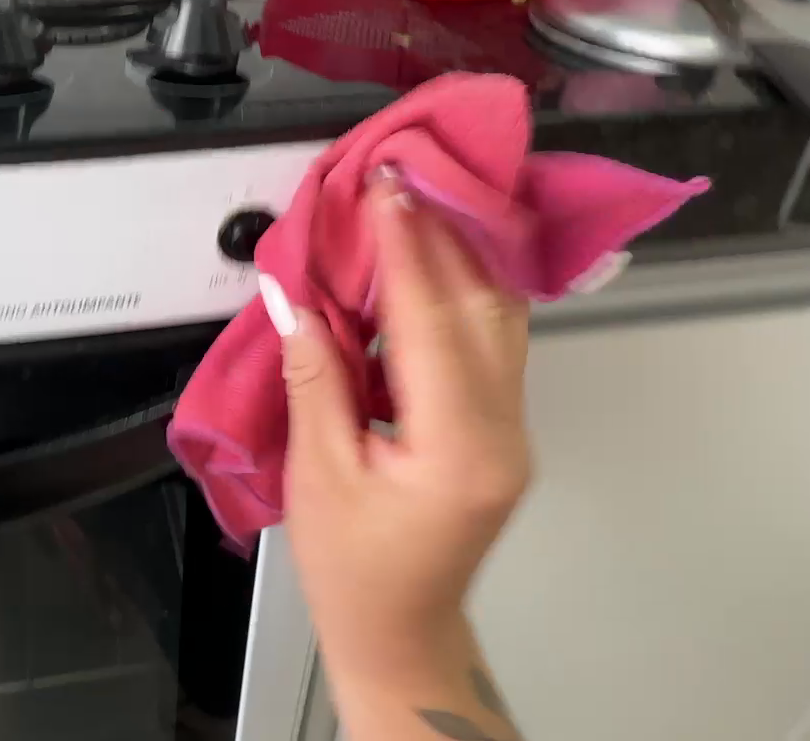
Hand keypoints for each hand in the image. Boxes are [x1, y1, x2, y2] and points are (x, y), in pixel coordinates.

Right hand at [264, 171, 531, 739]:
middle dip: (441, 232)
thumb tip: (297, 300)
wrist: (400, 630)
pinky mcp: (500, 426)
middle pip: (483, 307)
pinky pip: (491, 338)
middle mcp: (503, 430)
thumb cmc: (353, 568)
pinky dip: (462, 288)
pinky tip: (435, 258)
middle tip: (404, 177)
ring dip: (460, 252)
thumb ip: (314, 378)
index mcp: (458, 447)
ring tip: (420, 201)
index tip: (386, 190)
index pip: (431, 321)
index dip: (406, 248)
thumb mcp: (318, 473)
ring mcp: (512, 428)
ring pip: (499, 317)